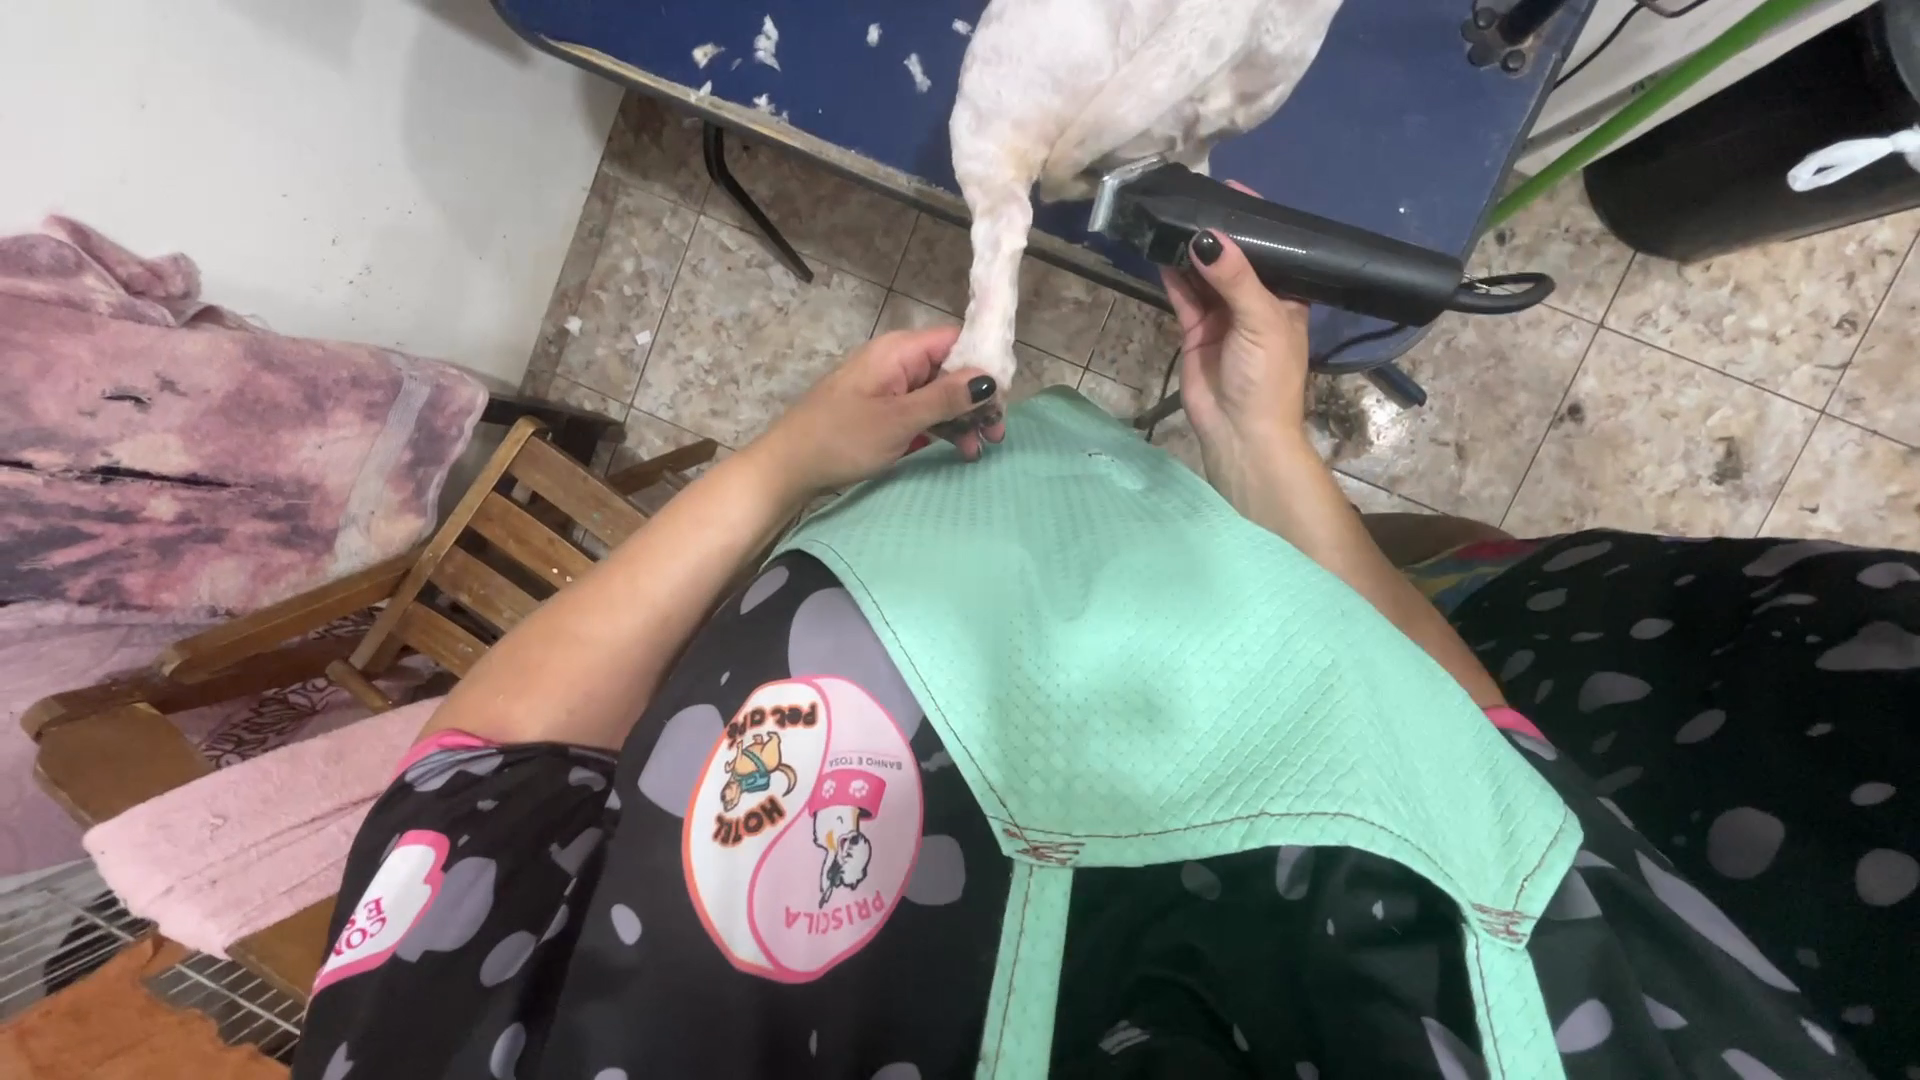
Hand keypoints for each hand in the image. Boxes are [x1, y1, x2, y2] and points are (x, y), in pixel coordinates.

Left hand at [749, 326, 1001, 495]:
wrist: (789, 467)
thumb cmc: (842, 439)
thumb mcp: (899, 420)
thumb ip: (945, 398)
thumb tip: (989, 378)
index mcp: (899, 350)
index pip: (956, 341)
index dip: (984, 365)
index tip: (1004, 398)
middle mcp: (897, 361)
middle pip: (951, 369)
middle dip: (977, 399)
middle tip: (998, 433)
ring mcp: (889, 387)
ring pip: (940, 394)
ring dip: (963, 419)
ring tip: (979, 449)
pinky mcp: (884, 411)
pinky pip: (922, 411)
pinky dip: (941, 428)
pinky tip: (959, 449)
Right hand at [1161, 213, 1313, 484]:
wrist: (1239, 431)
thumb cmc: (1266, 376)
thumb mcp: (1260, 320)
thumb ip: (1235, 278)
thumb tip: (1206, 238)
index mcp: (1285, 295)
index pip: (1273, 248)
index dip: (1255, 220)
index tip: (1231, 188)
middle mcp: (1254, 301)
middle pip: (1234, 258)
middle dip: (1216, 232)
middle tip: (1191, 197)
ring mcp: (1222, 316)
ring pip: (1205, 275)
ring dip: (1190, 252)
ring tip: (1170, 219)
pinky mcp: (1196, 331)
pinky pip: (1184, 297)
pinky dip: (1173, 277)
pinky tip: (1161, 253)